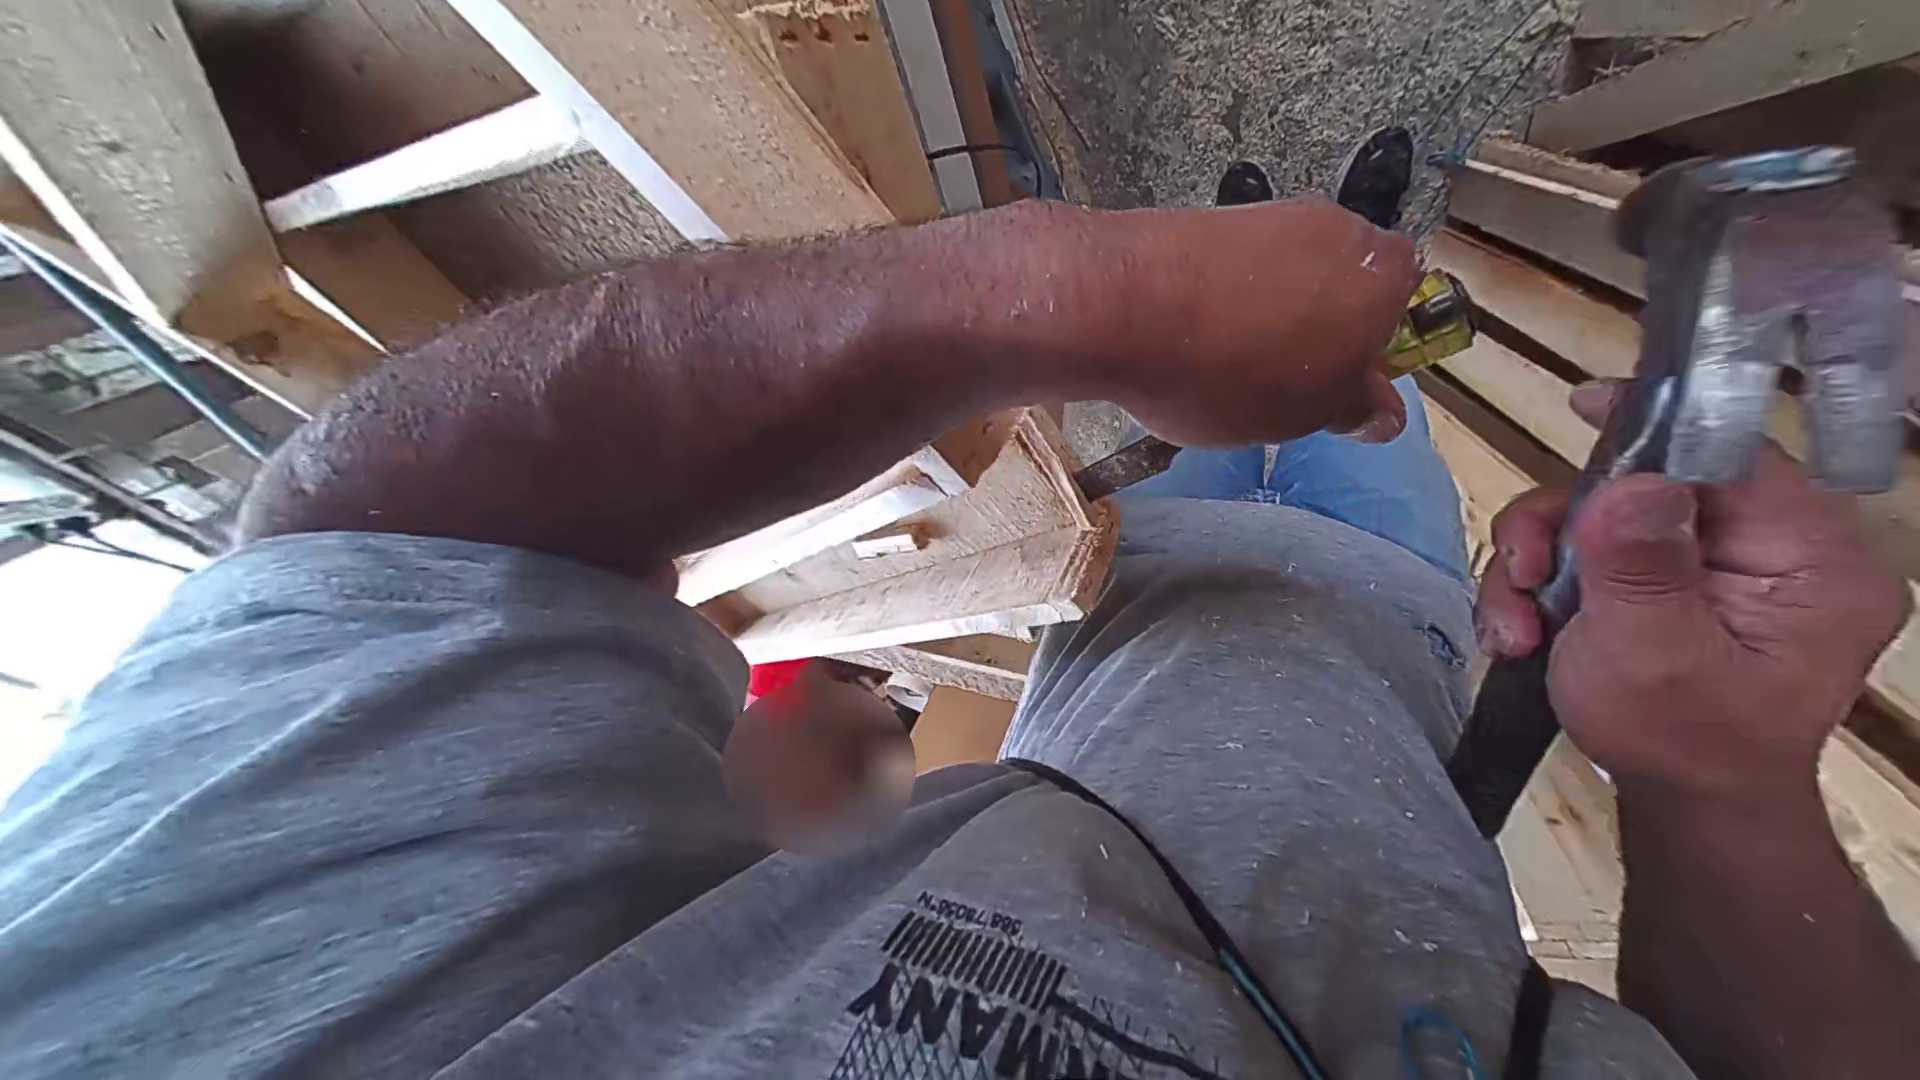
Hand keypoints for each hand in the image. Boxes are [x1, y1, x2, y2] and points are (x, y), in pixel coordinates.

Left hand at [1055, 196, 1421, 446]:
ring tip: (1211, 363)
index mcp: (1384, 275)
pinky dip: (1216, 302)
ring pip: (1279, 285)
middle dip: (1305, 340)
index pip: (1394, 320)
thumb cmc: (1229, 373)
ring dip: (1257, 323)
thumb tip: (1382, 414)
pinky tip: (1183, 334)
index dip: (1354, 362)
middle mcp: (1337, 229)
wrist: (1126, 309)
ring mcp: (1270, 217)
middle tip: (1260, 382)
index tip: (1316, 392)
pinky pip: (1228, 274)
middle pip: (1334, 297)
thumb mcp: (1300, 415)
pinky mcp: (1213, 220)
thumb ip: (1350, 408)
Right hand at [1475, 383, 1910, 796]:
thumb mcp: (1653, 653)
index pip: (1732, 462)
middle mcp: (1752, 549)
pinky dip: (1526, 591)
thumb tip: (1629, 486)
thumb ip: (1643, 568)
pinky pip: (1566, 556)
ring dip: (1524, 572)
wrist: (1674, 791)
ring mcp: (1692, 565)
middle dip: (1552, 535)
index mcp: (1803, 560)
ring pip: (1580, 525)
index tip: (1585, 406)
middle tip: (1519, 579)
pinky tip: (1515, 633)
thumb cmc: (1678, 732)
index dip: (1657, 430)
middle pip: (1629, 492)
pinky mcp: (1645, 581)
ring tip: (1509, 632)